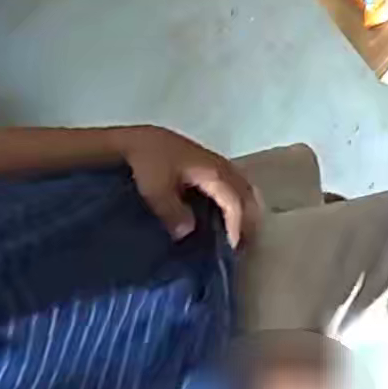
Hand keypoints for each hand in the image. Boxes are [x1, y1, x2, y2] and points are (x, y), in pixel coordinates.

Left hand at [117, 126, 261, 247]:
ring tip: (241, 228)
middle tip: (245, 242)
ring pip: (242, 184)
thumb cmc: (148, 162)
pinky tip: (227, 210)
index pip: (234, 201)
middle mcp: (221, 166)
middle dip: (249, 216)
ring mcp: (216, 162)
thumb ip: (173, 212)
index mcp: (213, 172)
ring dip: (246, 206)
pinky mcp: (208, 163)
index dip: (237, 224)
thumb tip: (187, 232)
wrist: (138, 139)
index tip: (233, 248)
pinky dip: (237, 197)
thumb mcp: (155, 190)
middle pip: (246, 191)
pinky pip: (233, 182)